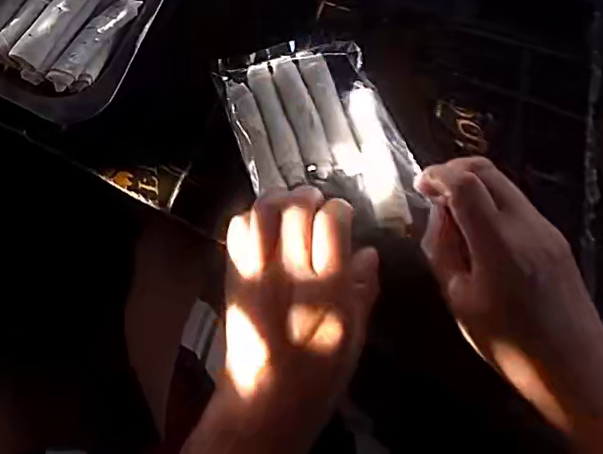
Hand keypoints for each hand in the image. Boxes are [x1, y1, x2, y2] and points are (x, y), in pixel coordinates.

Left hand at [186, 187, 379, 453]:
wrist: (261, 406)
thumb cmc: (315, 376)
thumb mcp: (353, 339)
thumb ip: (363, 292)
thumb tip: (368, 252)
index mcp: (327, 289)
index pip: (332, 220)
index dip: (339, 210)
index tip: (341, 216)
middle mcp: (291, 272)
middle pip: (297, 207)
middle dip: (309, 196)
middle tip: (315, 204)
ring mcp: (257, 270)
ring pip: (264, 209)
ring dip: (280, 199)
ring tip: (289, 206)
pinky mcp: (234, 273)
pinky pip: (238, 226)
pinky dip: (251, 217)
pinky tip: (264, 227)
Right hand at [417, 158, 602, 453]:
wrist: (582, 375)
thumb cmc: (514, 350)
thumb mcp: (460, 303)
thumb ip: (442, 250)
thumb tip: (438, 213)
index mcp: (499, 245)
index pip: (464, 182)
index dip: (437, 174)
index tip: (421, 185)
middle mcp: (525, 226)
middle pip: (484, 169)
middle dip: (452, 170)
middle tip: (433, 190)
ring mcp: (545, 228)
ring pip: (501, 181)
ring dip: (472, 182)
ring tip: (454, 210)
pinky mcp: (555, 236)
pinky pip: (515, 201)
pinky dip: (491, 199)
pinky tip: (480, 227)